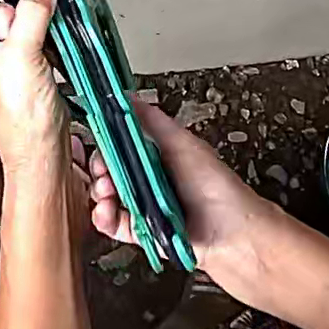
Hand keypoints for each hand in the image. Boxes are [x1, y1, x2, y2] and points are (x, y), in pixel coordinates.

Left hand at [0, 0, 67, 173]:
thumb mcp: (23, 54)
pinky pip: (25, 36)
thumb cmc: (18, 117)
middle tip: (15, 30)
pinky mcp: (18, 64)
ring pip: (5, 22)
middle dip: (4, 13)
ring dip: (25, 25)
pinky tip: (41, 51)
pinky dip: (36, 36)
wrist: (41, 142)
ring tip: (31, 46)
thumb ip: (32, 14)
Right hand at [82, 102, 281, 275]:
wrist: (231, 232)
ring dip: (100, 193)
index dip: (107, 142)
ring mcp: (147, 204)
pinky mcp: (144, 231)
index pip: (123, 142)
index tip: (98, 141)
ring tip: (106, 192)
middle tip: (103, 172)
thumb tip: (128, 95)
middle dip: (100, 169)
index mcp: (160, 153)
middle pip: (112, 169)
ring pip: (110, 196)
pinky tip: (105, 212)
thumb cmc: (215, 185)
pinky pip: (115, 224)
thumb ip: (152, 120)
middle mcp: (152, 177)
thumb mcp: (181, 143)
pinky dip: (104, 218)